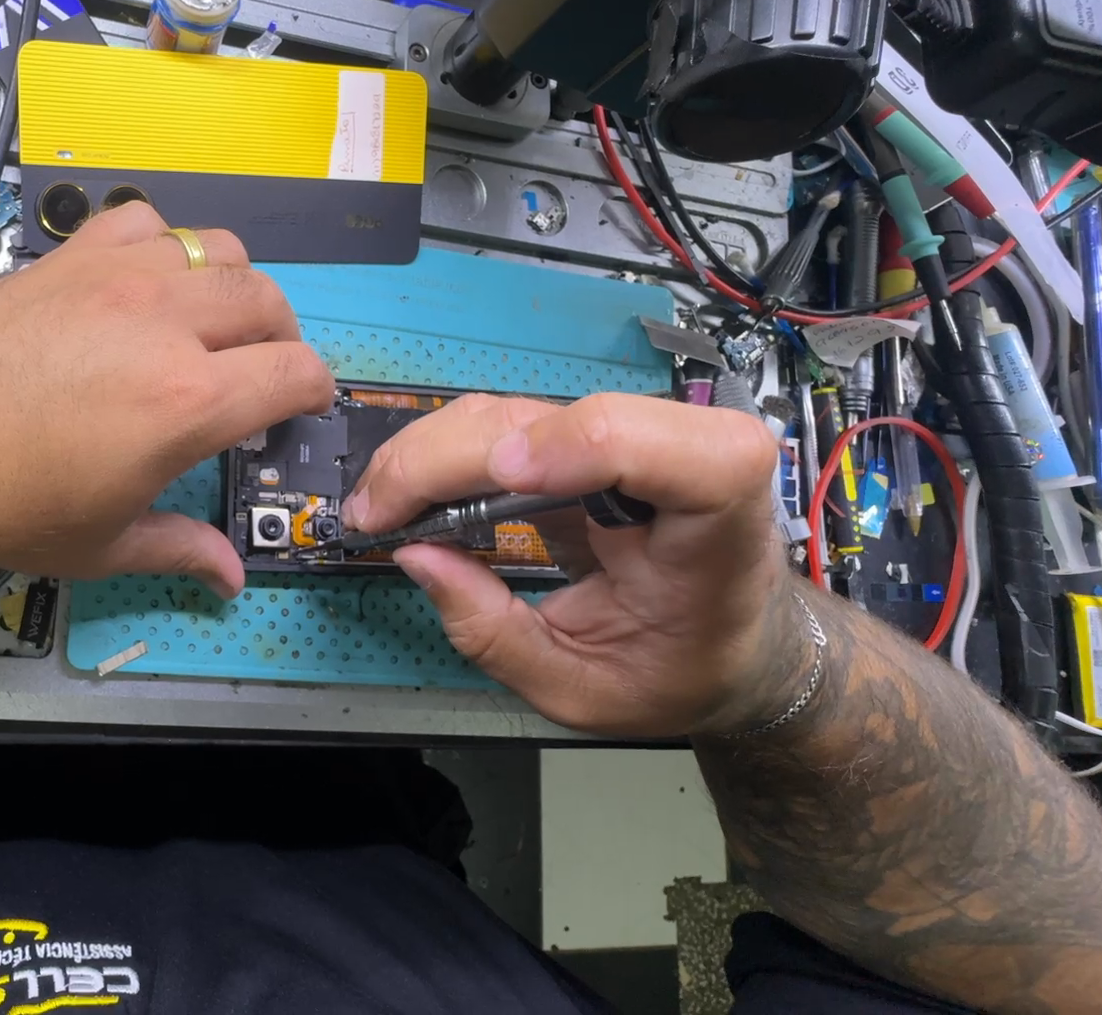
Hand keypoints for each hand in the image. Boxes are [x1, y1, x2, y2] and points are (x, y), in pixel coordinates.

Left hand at [0, 202, 333, 596]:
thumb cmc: (4, 504)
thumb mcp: (103, 545)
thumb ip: (182, 551)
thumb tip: (232, 580)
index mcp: (188, 400)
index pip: (296, 372)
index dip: (313, 392)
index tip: (300, 408)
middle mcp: (166, 323)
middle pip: (268, 302)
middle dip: (282, 340)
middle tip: (259, 373)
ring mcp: (117, 278)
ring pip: (218, 250)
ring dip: (232, 288)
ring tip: (209, 322)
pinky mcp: (71, 257)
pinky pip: (146, 222)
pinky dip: (165, 247)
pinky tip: (144, 283)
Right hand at [346, 393, 798, 736]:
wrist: (725, 639)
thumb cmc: (673, 670)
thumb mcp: (579, 690)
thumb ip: (495, 635)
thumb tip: (413, 554)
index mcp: (717, 534)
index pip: (688, 454)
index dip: (593, 444)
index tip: (504, 476)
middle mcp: (676, 463)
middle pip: (556, 420)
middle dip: (450, 457)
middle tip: (375, 513)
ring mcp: (621, 440)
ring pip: (511, 410)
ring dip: (428, 450)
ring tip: (378, 505)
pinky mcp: (574, 441)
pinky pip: (496, 423)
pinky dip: (438, 450)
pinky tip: (404, 487)